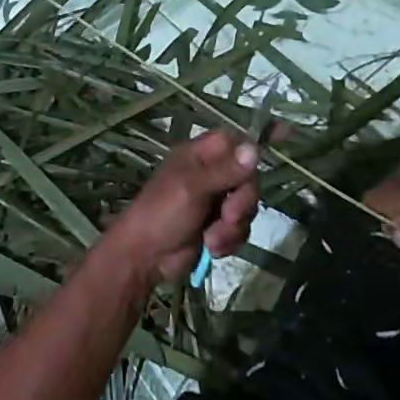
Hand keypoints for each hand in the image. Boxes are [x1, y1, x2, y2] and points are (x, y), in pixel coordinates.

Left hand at [101, 128, 260, 286]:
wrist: (145, 258)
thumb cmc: (162, 214)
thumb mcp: (192, 188)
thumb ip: (225, 170)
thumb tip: (254, 149)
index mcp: (199, 155)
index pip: (234, 142)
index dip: (246, 155)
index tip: (248, 174)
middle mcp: (211, 173)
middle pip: (247, 177)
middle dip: (242, 202)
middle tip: (228, 216)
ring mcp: (215, 200)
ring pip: (246, 206)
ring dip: (233, 226)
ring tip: (213, 238)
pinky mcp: (219, 225)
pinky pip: (241, 227)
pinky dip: (230, 239)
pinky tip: (213, 248)